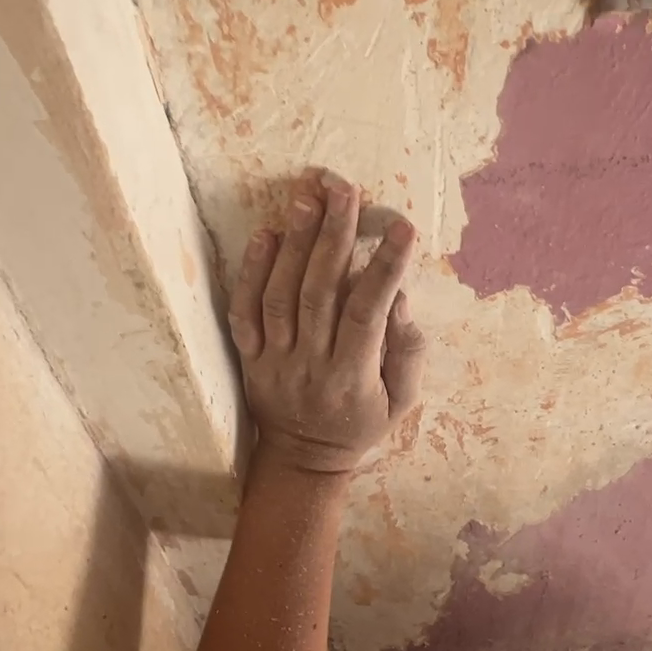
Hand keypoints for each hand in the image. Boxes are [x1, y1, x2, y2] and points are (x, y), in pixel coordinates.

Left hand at [228, 171, 425, 475]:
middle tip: (345, 189)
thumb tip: (400, 301)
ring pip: (281, 295)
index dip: (386, 268)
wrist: (302, 460)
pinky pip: (244, 313)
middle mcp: (310, 365)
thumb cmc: (359, 426)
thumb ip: (407, 355)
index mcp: (352, 377)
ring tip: (307, 197)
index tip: (403, 227)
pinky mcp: (250, 357)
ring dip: (294, 243)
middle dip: (335, 236)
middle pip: (320, 292)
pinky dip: (251, 273)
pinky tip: (264, 234)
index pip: (369, 312)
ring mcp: (275, 360)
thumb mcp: (401, 403)